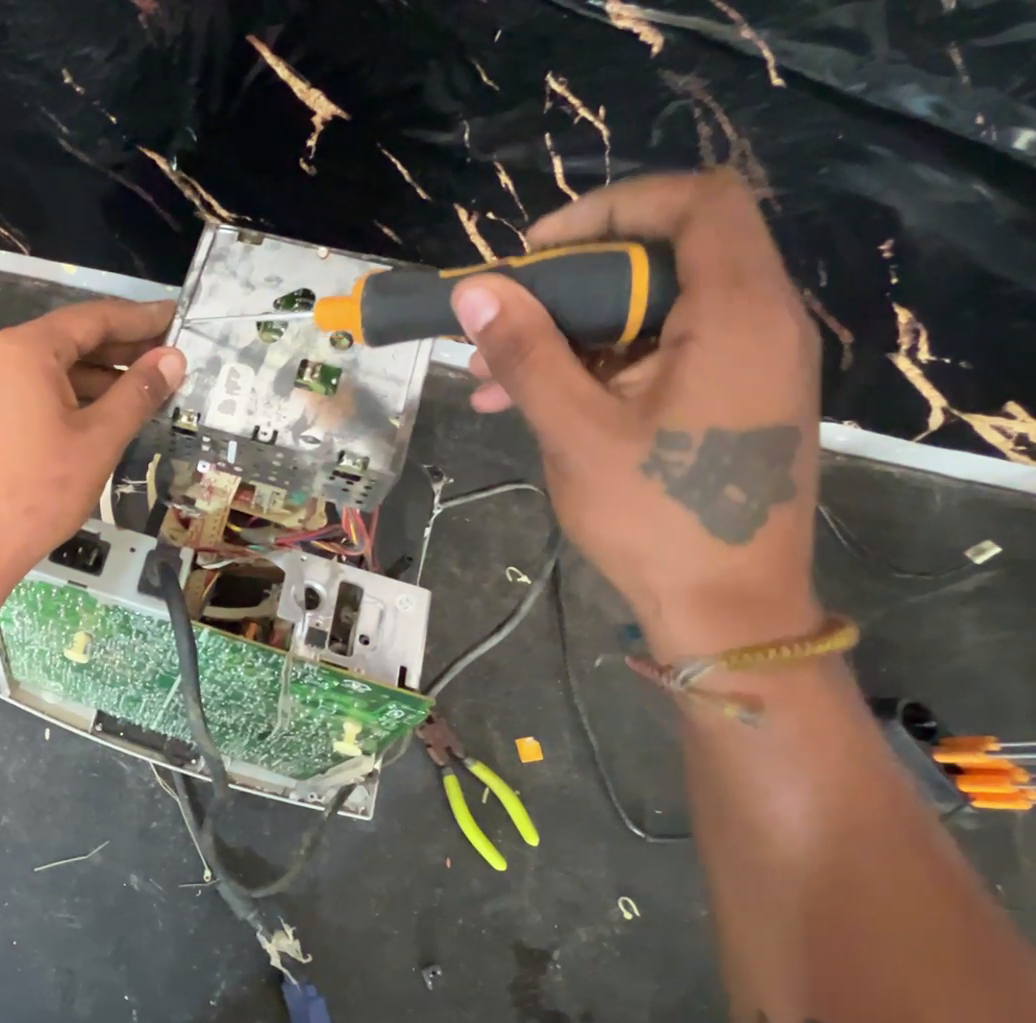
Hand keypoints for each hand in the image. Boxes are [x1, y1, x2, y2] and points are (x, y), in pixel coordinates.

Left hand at [0, 298, 185, 587]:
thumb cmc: (38, 492)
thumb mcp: (98, 440)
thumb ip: (138, 393)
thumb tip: (173, 359)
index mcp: (22, 350)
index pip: (91, 318)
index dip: (140, 319)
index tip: (176, 319)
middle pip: (66, 341)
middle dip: (118, 350)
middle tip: (166, 359)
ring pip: (45, 369)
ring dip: (92, 377)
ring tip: (139, 391)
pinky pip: (24, 392)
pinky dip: (62, 396)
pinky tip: (94, 415)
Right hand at [453, 169, 823, 658]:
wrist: (727, 608)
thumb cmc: (656, 518)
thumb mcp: (577, 431)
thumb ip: (526, 353)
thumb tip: (473, 291)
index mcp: (737, 315)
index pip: (697, 204)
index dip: (613, 207)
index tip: (537, 251)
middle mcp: (757, 322)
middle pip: (663, 258)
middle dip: (568, 285)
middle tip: (502, 319)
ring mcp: (746, 363)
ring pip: (650, 312)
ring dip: (568, 333)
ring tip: (489, 377)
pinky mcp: (727, 399)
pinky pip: (657, 355)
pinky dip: (594, 366)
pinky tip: (525, 402)